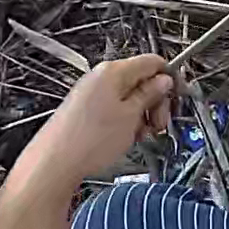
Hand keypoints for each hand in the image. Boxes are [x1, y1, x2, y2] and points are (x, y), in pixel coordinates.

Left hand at [5, 55, 173, 208]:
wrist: (52, 165)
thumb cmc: (89, 141)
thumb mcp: (131, 116)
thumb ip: (150, 94)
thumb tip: (164, 80)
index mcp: (114, 71)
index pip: (152, 62)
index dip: (168, 79)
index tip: (175, 98)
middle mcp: (100, 77)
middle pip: (141, 79)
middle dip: (155, 101)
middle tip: (158, 124)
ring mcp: (91, 93)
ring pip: (129, 96)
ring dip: (141, 114)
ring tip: (139, 135)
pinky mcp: (84, 110)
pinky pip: (114, 108)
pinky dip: (125, 121)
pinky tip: (124, 138)